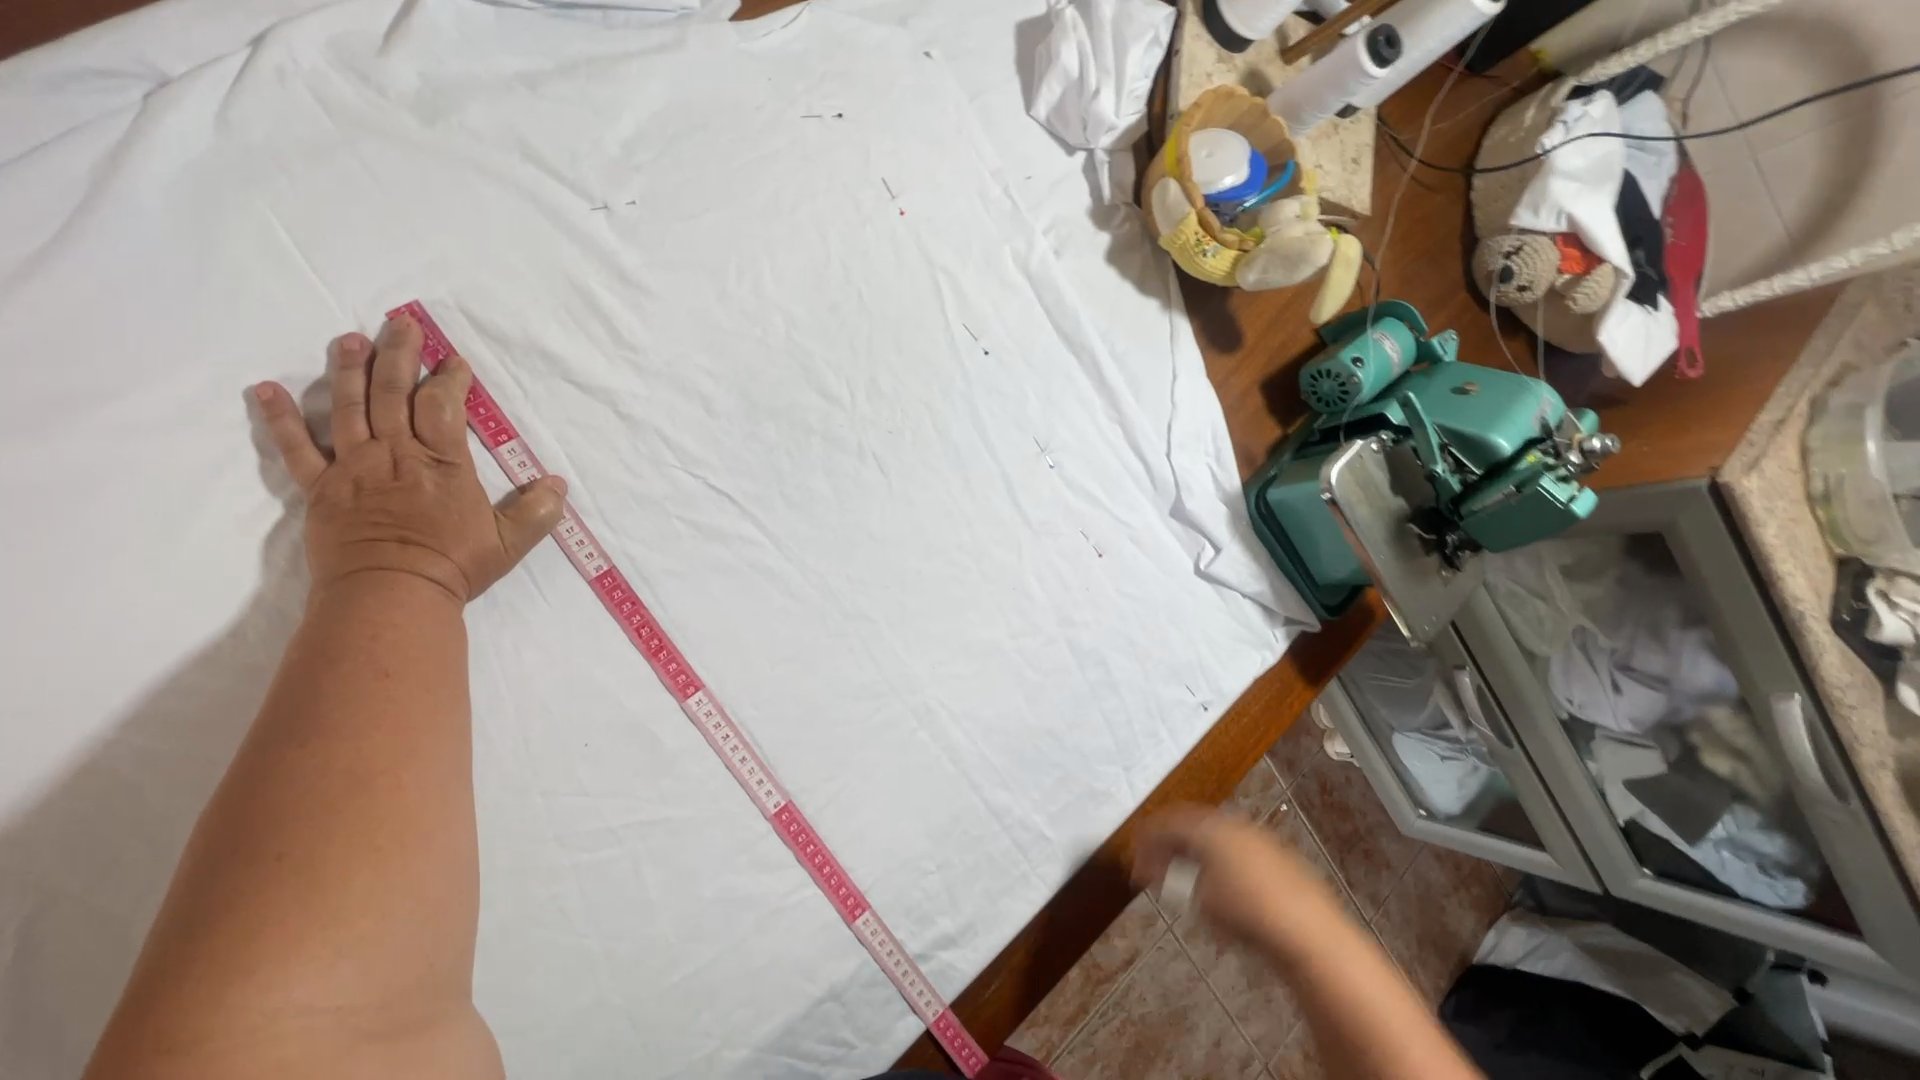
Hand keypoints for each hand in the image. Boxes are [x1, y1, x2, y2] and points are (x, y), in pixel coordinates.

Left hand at [253, 314, 567, 603]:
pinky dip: (279, 418)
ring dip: (347, 370)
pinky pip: (294, 448)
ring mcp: (352, 468)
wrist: (390, 595)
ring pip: (347, 407)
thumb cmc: (453, 566)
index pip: (443, 405)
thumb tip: (557, 484)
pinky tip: (265, 389)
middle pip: (393, 393)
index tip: (455, 361)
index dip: (449, 379)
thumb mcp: (510, 542)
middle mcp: (395, 454)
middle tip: (401, 324)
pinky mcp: (319, 489)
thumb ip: (538, 511)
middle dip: (398, 355)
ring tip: (349, 340)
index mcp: (442, 463)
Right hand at [1133, 805, 1345, 948]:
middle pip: (1192, 828)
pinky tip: (1220, 892)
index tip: (1133, 864)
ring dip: (1195, 858)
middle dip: (1170, 849)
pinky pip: (1237, 854)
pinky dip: (1219, 865)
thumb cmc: (1247, 912)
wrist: (1309, 931)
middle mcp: (1234, 825)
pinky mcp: (1280, 858)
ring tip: (1186, 886)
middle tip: (1156, 873)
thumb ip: (1177, 881)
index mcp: (1210, 827)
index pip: (1167, 822)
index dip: (1145, 841)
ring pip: (1216, 840)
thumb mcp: (1200, 899)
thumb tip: (1165, 876)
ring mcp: (1260, 839)